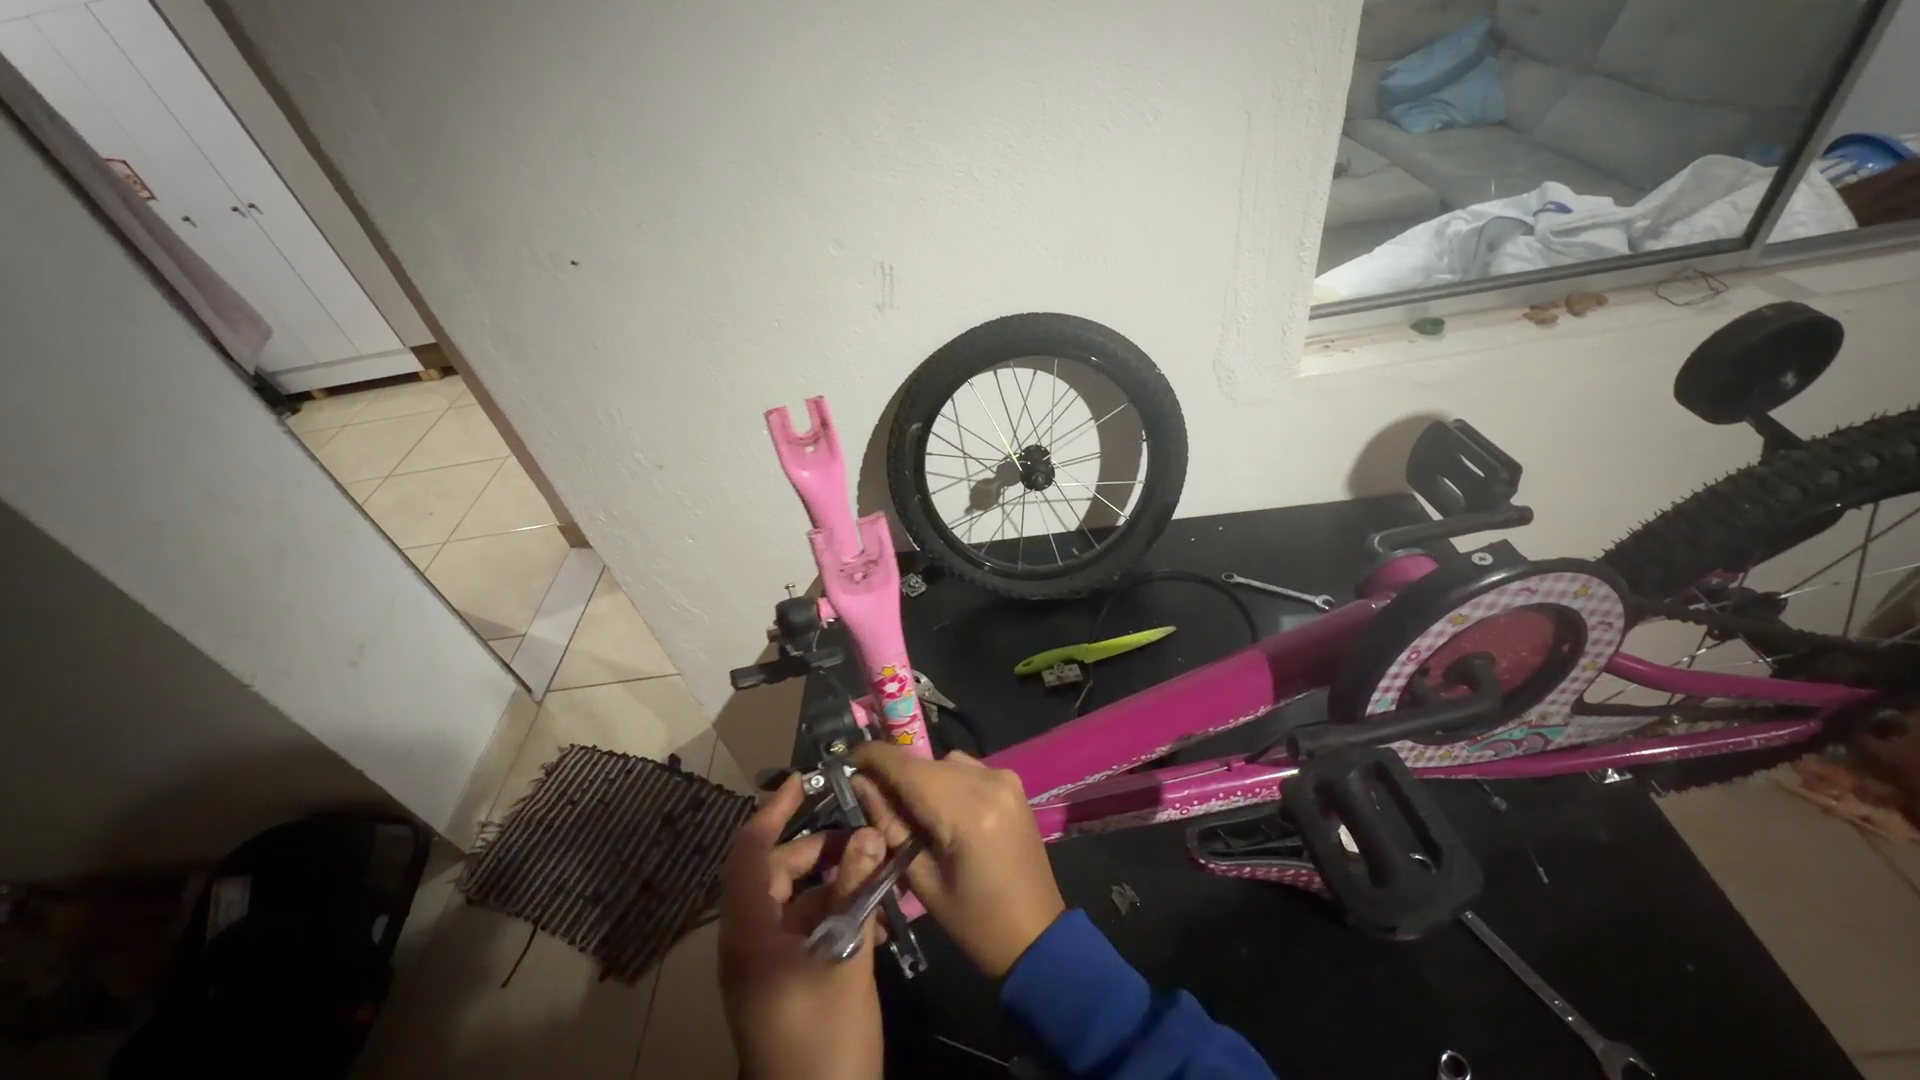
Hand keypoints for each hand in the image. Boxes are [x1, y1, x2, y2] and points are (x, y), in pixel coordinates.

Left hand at [719, 775, 886, 1079]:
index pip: (750, 852)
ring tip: (880, 880)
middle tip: (864, 840)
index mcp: (749, 931)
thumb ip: (856, 893)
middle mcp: (749, 941)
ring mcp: (765, 966)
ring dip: (836, 887)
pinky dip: (836, 918)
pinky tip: (877, 925)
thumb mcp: (845, 958)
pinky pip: (806, 933)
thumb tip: (868, 835)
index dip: (773, 811)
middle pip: (776, 874)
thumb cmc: (823, 1037)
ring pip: (796, 905)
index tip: (804, 780)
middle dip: (819, 851)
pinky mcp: (784, 984)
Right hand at [850, 742, 1065, 977]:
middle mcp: (989, 783)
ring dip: (922, 778)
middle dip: (894, 775)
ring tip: (911, 813)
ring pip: (944, 762)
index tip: (845, 760)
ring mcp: (1005, 779)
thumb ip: (889, 825)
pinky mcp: (1014, 783)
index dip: (871, 757)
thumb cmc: (973, 921)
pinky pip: (966, 769)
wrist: (1035, 933)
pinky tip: (942, 812)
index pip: (907, 767)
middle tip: (872, 800)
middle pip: (925, 763)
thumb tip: (860, 783)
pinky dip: (947, 781)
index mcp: (967, 811)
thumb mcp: (920, 880)